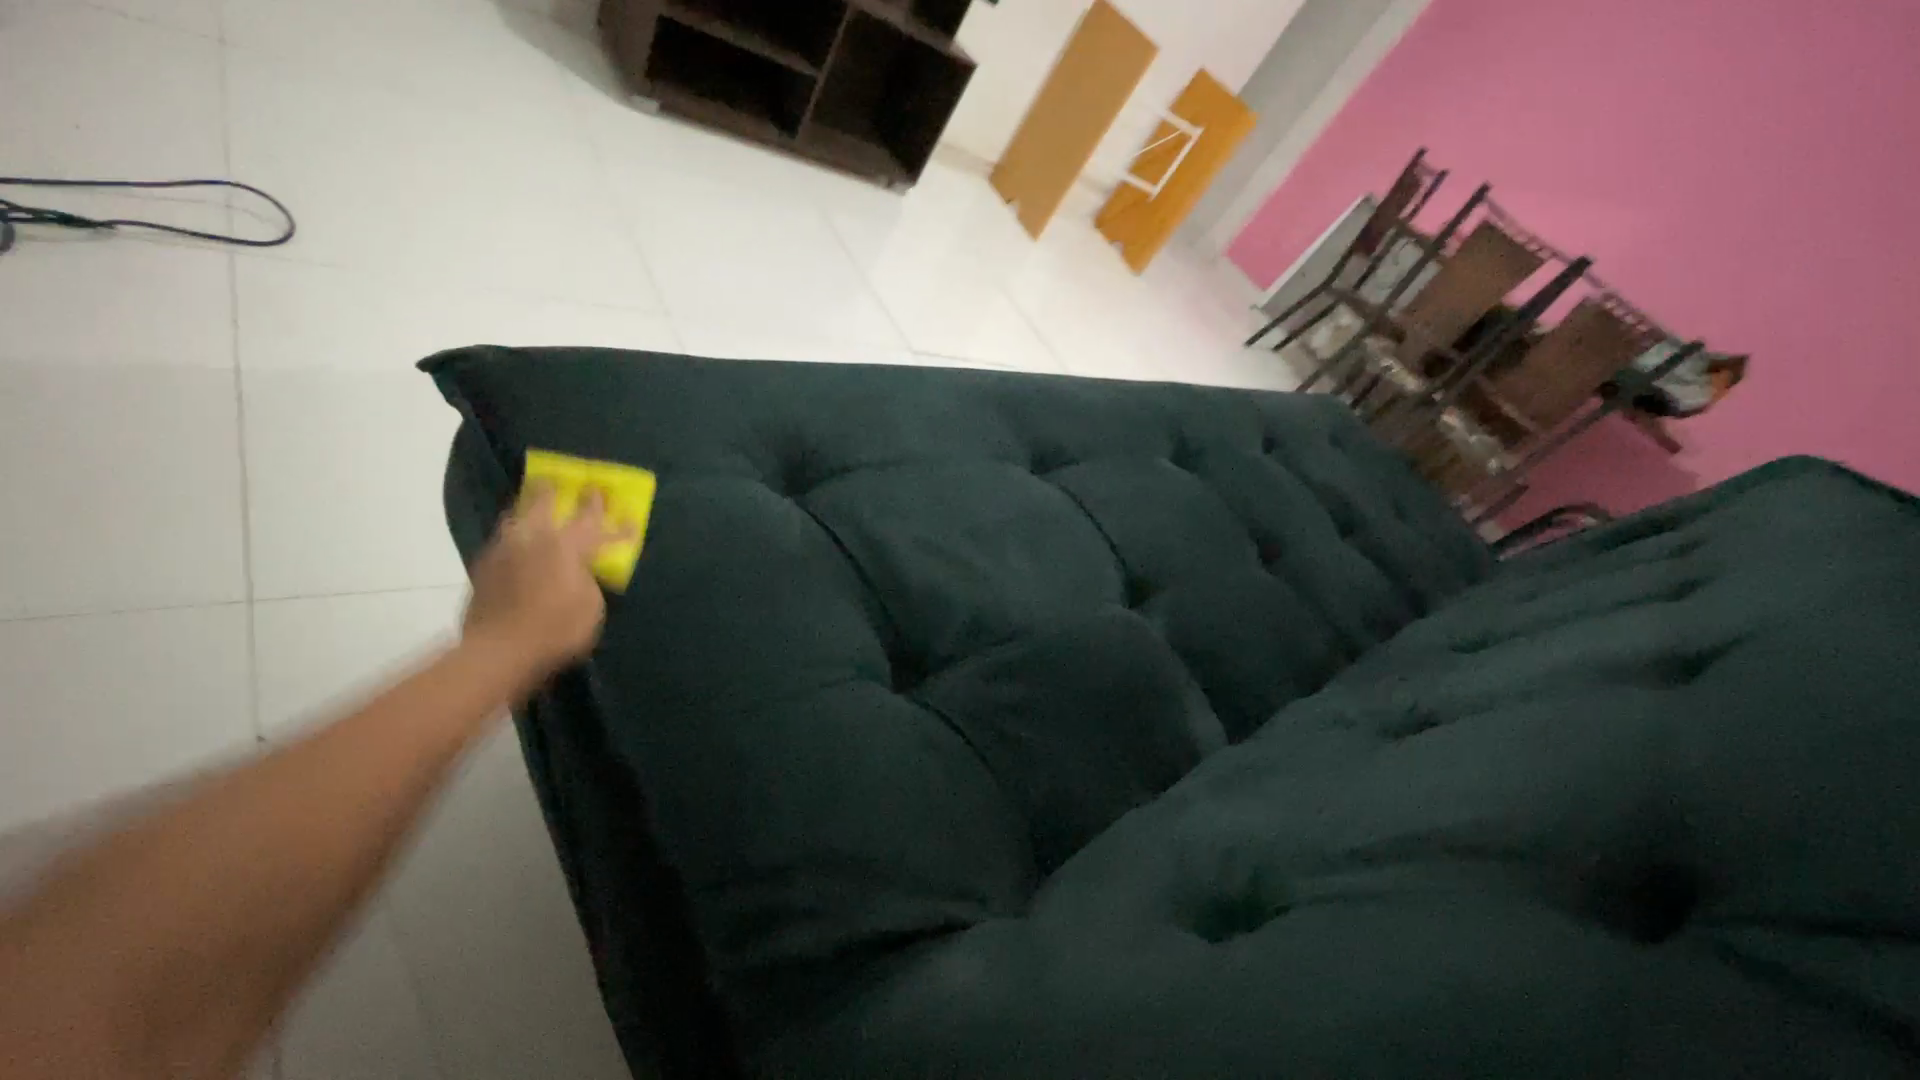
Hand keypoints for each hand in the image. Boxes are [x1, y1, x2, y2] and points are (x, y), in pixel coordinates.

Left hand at [462, 484, 633, 681]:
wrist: (498, 651)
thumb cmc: (556, 630)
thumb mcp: (591, 606)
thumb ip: (589, 579)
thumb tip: (582, 569)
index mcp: (568, 545)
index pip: (592, 519)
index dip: (604, 509)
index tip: (611, 496)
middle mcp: (534, 537)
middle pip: (545, 502)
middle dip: (556, 490)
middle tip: (561, 481)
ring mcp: (505, 549)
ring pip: (517, 516)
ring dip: (528, 507)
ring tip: (533, 504)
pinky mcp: (484, 566)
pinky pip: (502, 538)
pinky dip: (513, 534)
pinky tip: (515, 541)